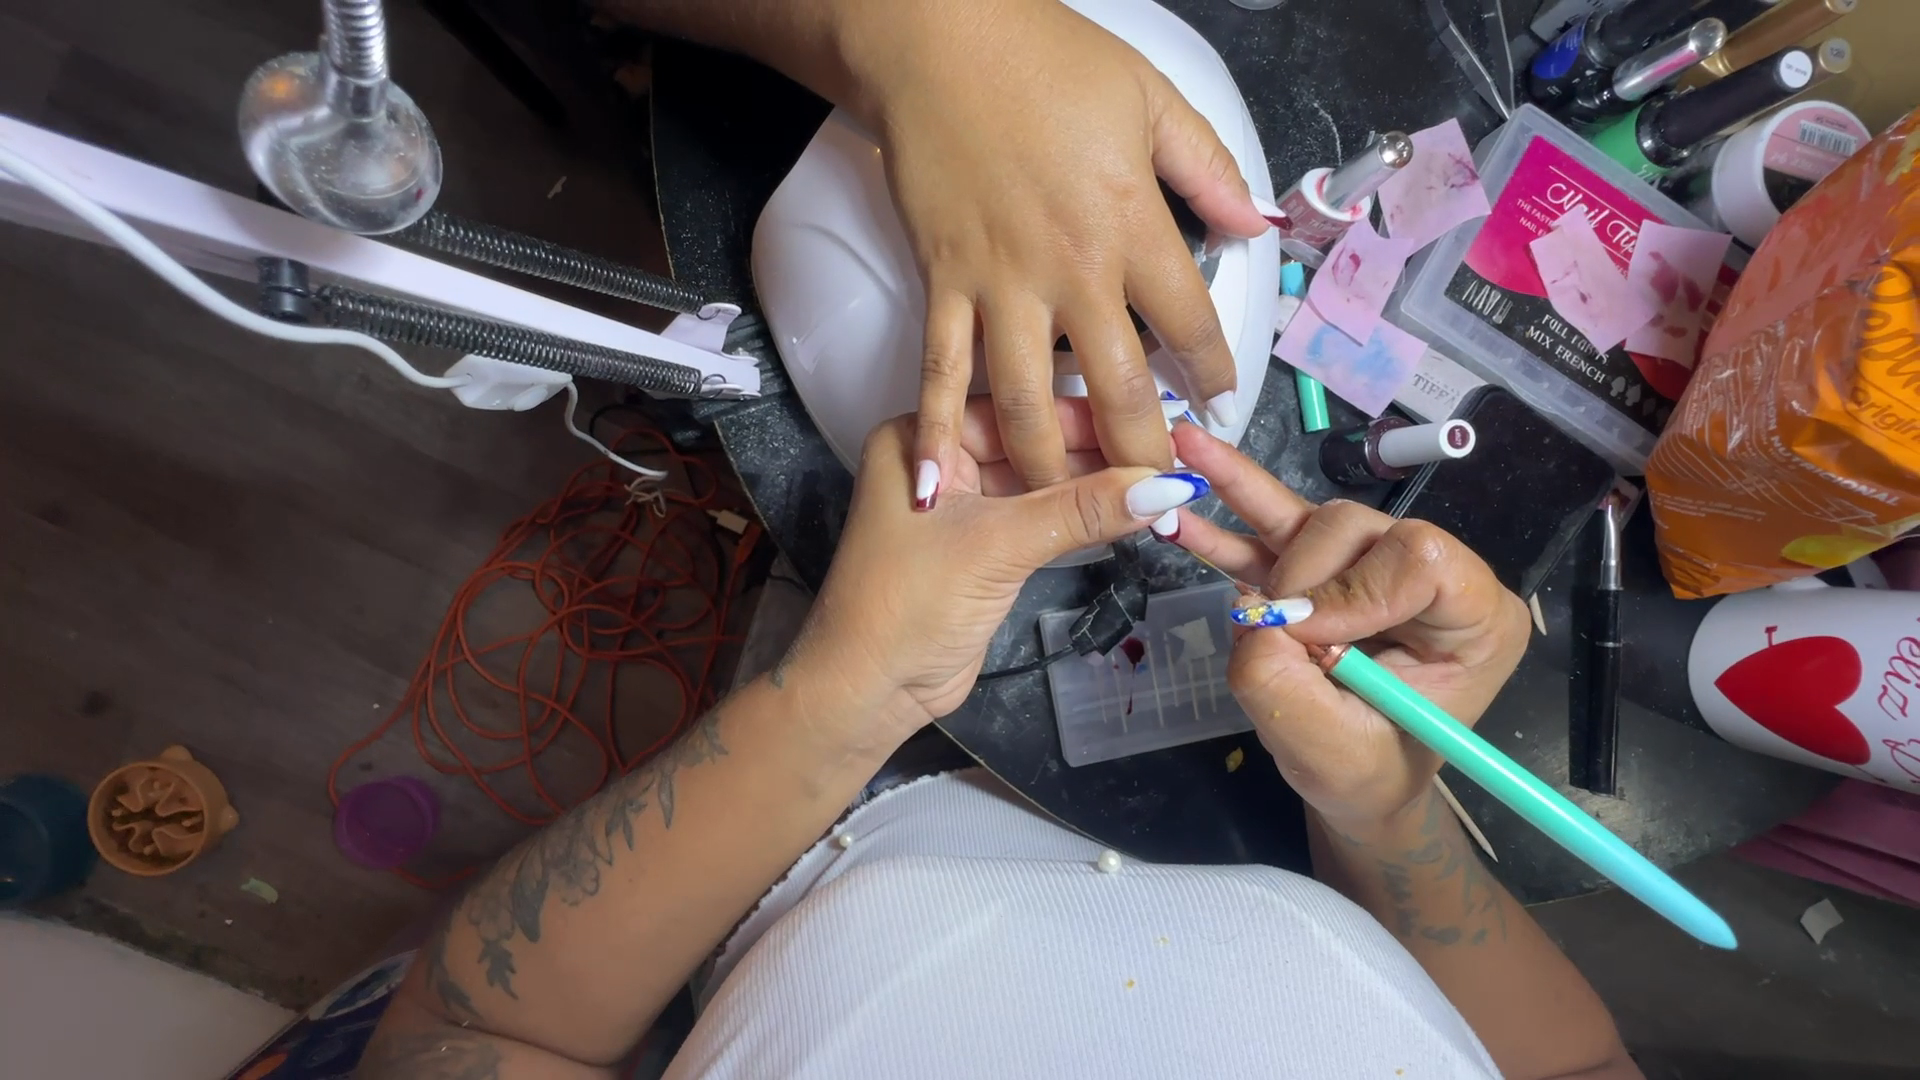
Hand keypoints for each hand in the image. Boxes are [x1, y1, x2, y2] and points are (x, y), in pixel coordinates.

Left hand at [785, 398, 1207, 738]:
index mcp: (921, 436)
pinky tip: (1127, 512)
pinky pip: (1036, 520)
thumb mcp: (997, 545)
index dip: (1086, 416)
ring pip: (1037, 484)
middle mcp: (938, 461)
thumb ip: (1081, 511)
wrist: (871, 689)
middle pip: (1030, 444)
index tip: (1156, 417)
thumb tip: (1169, 485)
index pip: (1016, 409)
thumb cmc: (911, 601)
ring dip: (1092, 490)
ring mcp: (959, 507)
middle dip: (1096, 455)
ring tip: (1163, 481)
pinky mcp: (979, 548)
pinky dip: (1076, 520)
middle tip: (1170, 453)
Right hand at [836, 0, 1268, 506]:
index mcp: (1130, 223)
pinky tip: (933, 485)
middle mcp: (1070, 271)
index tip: (1219, 409)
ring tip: (1068, 508)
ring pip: (1029, 401)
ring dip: (1049, 466)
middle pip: (1117, 387)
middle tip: (1157, 502)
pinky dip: (935, 431)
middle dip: (1142, 453)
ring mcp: (1000, 286)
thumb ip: (1209, 168)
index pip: (1189, 323)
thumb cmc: (1045, 61)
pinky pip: (939, 372)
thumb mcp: (1150, 98)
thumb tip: (1258, 223)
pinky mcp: (943, 288)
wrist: (939, 39)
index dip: (1212, 375)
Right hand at [1162, 424, 1530, 828]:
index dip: (1353, 587)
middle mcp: (1426, 576)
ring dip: (1242, 496)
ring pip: (1305, 518)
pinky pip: (1267, 538)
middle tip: (1267, 629)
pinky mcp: (1315, 571)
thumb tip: (1249, 613)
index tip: (1311, 638)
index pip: (1420, 557)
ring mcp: (1365, 566)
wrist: (1353, 780)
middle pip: (1353, 528)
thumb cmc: (1362, 774)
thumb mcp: (1329, 751)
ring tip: (1187, 450)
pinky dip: (1223, 526)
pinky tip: (1177, 511)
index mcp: (1470, 620)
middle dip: (1297, 573)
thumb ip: (1285, 686)